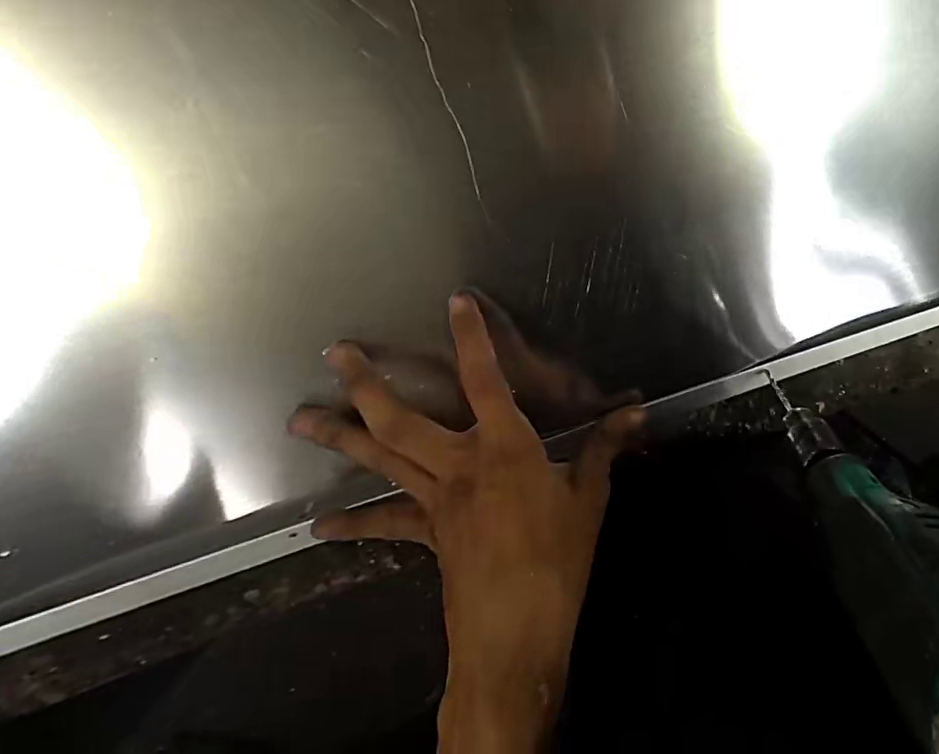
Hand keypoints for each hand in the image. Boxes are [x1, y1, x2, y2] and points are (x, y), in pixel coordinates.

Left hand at [288, 293, 643, 753]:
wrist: (516, 634)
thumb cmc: (557, 558)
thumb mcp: (590, 497)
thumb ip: (605, 447)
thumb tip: (638, 412)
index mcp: (503, 449)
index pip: (485, 381)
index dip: (472, 339)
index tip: (456, 302)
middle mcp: (459, 466)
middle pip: (402, 420)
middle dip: (367, 384)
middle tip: (336, 353)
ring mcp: (435, 501)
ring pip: (381, 461)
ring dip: (340, 437)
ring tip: (300, 418)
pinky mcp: (426, 534)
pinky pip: (387, 522)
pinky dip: (356, 521)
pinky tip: (322, 522)